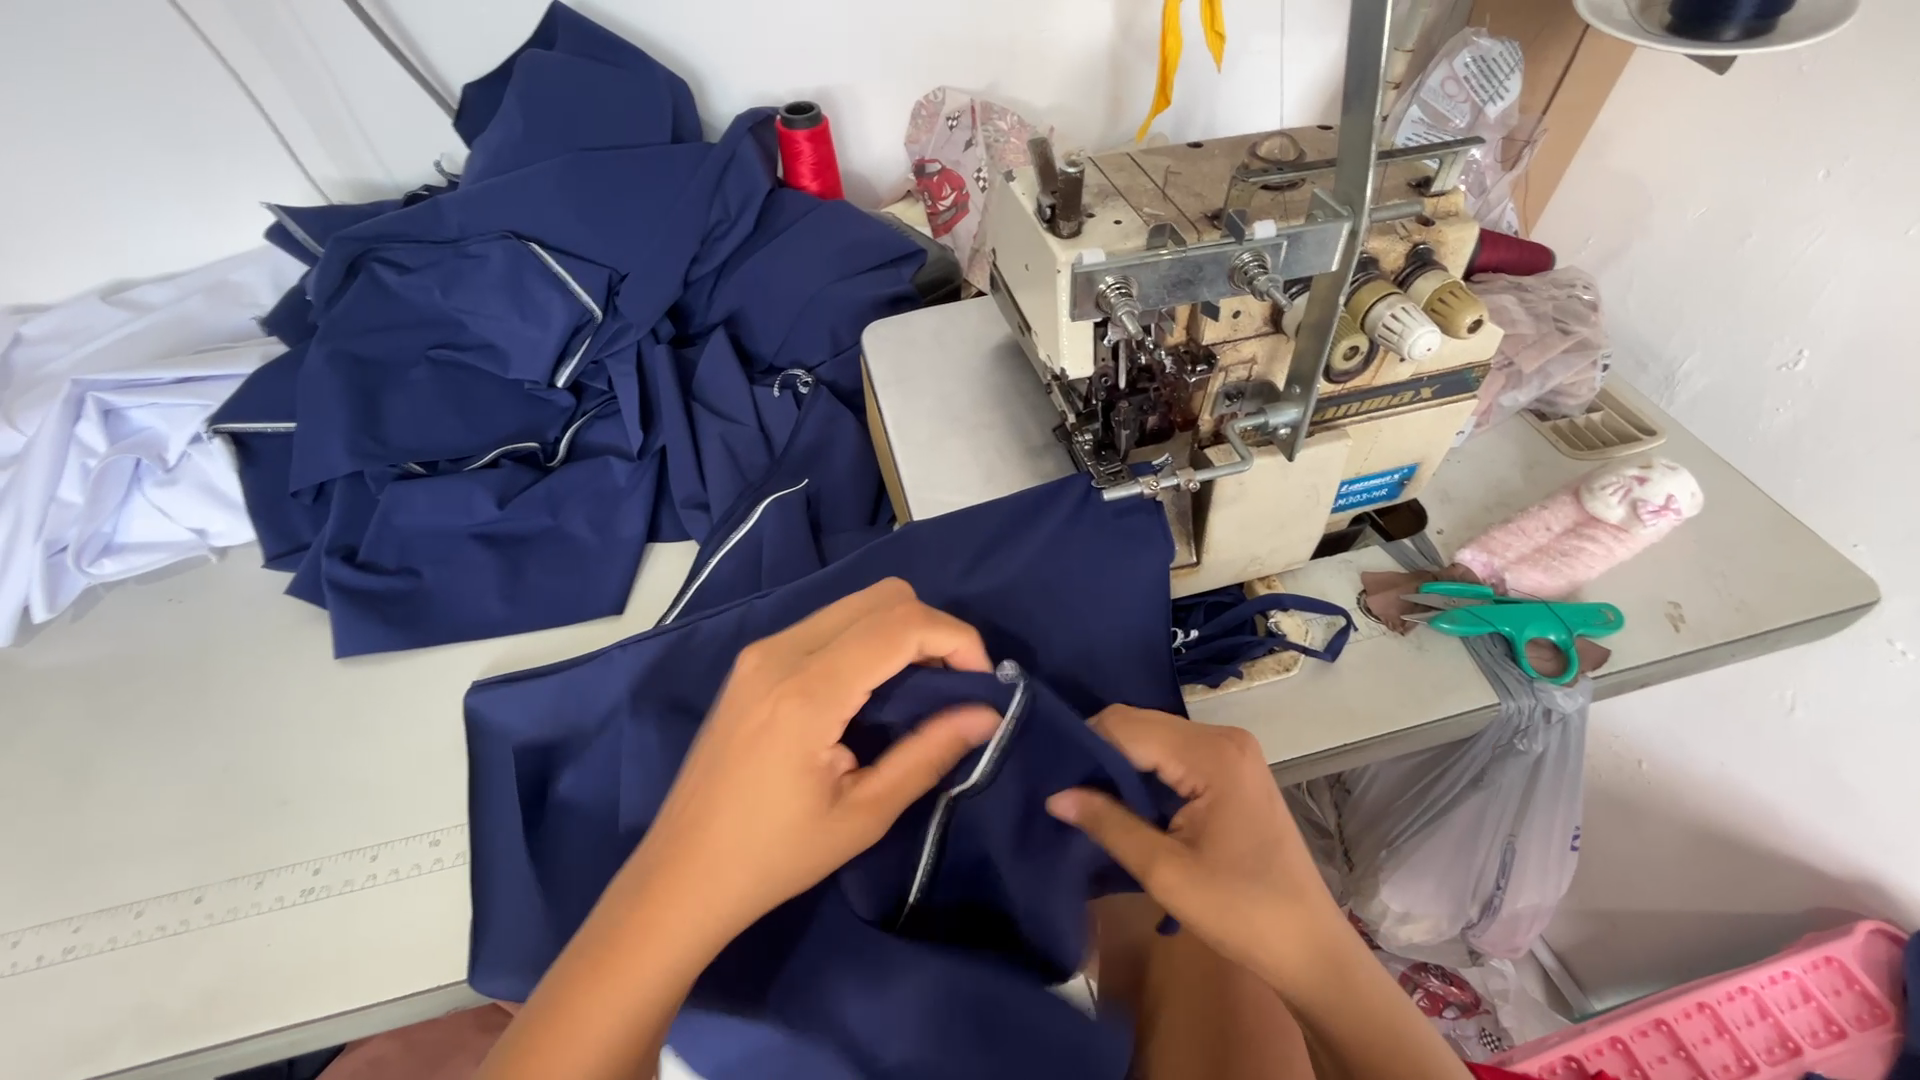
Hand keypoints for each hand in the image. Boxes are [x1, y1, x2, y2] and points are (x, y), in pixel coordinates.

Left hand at [631, 579, 1001, 943]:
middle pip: (882, 596)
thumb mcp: (864, 814)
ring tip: (921, 688)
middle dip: (934, 629)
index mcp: (807, 691)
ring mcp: (761, 651)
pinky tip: (875, 689)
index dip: (956, 639)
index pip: (900, 624)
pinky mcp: (754, 661)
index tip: (982, 682)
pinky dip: (869, 639)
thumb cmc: (775, 856)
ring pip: (856, 603)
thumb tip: (987, 713)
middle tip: (955, 684)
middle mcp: (780, 652)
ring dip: (902, 631)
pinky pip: (829, 623)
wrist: (681, 873)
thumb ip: (929, 753)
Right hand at [1047, 707, 1346, 991]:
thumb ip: (1108, 823)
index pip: (1126, 725)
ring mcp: (1232, 753)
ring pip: (1154, 739)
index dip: (1084, 747)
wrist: (1309, 948)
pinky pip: (1174, 756)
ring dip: (1120, 764)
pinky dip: (1145, 773)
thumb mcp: (1164, 871)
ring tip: (1084, 797)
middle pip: (1140, 725)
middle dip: (1099, 754)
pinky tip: (1123, 802)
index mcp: (1211, 753)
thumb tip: (1054, 795)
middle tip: (1062, 790)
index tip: (1050, 778)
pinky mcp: (1233, 771)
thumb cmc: (1241, 910)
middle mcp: (1223, 738)